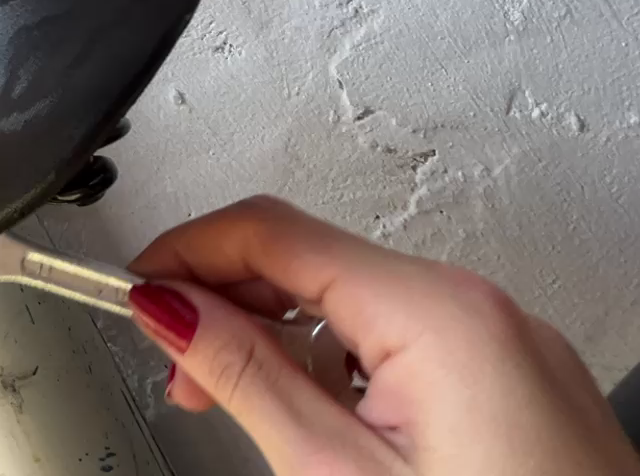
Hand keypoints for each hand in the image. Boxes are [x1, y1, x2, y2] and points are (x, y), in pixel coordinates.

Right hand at [125, 196, 639, 475]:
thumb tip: (168, 304)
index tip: (135, 286)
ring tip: (230, 395)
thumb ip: (244, 373)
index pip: (268, 229)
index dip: (185, 249)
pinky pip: (379, 332)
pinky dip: (320, 356)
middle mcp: (476, 309)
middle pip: (299, 254)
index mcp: (440, 314)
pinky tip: (302, 410)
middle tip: (176, 360)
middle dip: (221, 296)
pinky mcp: (503, 379)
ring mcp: (497, 343)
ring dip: (266, 331)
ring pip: (335, 294)